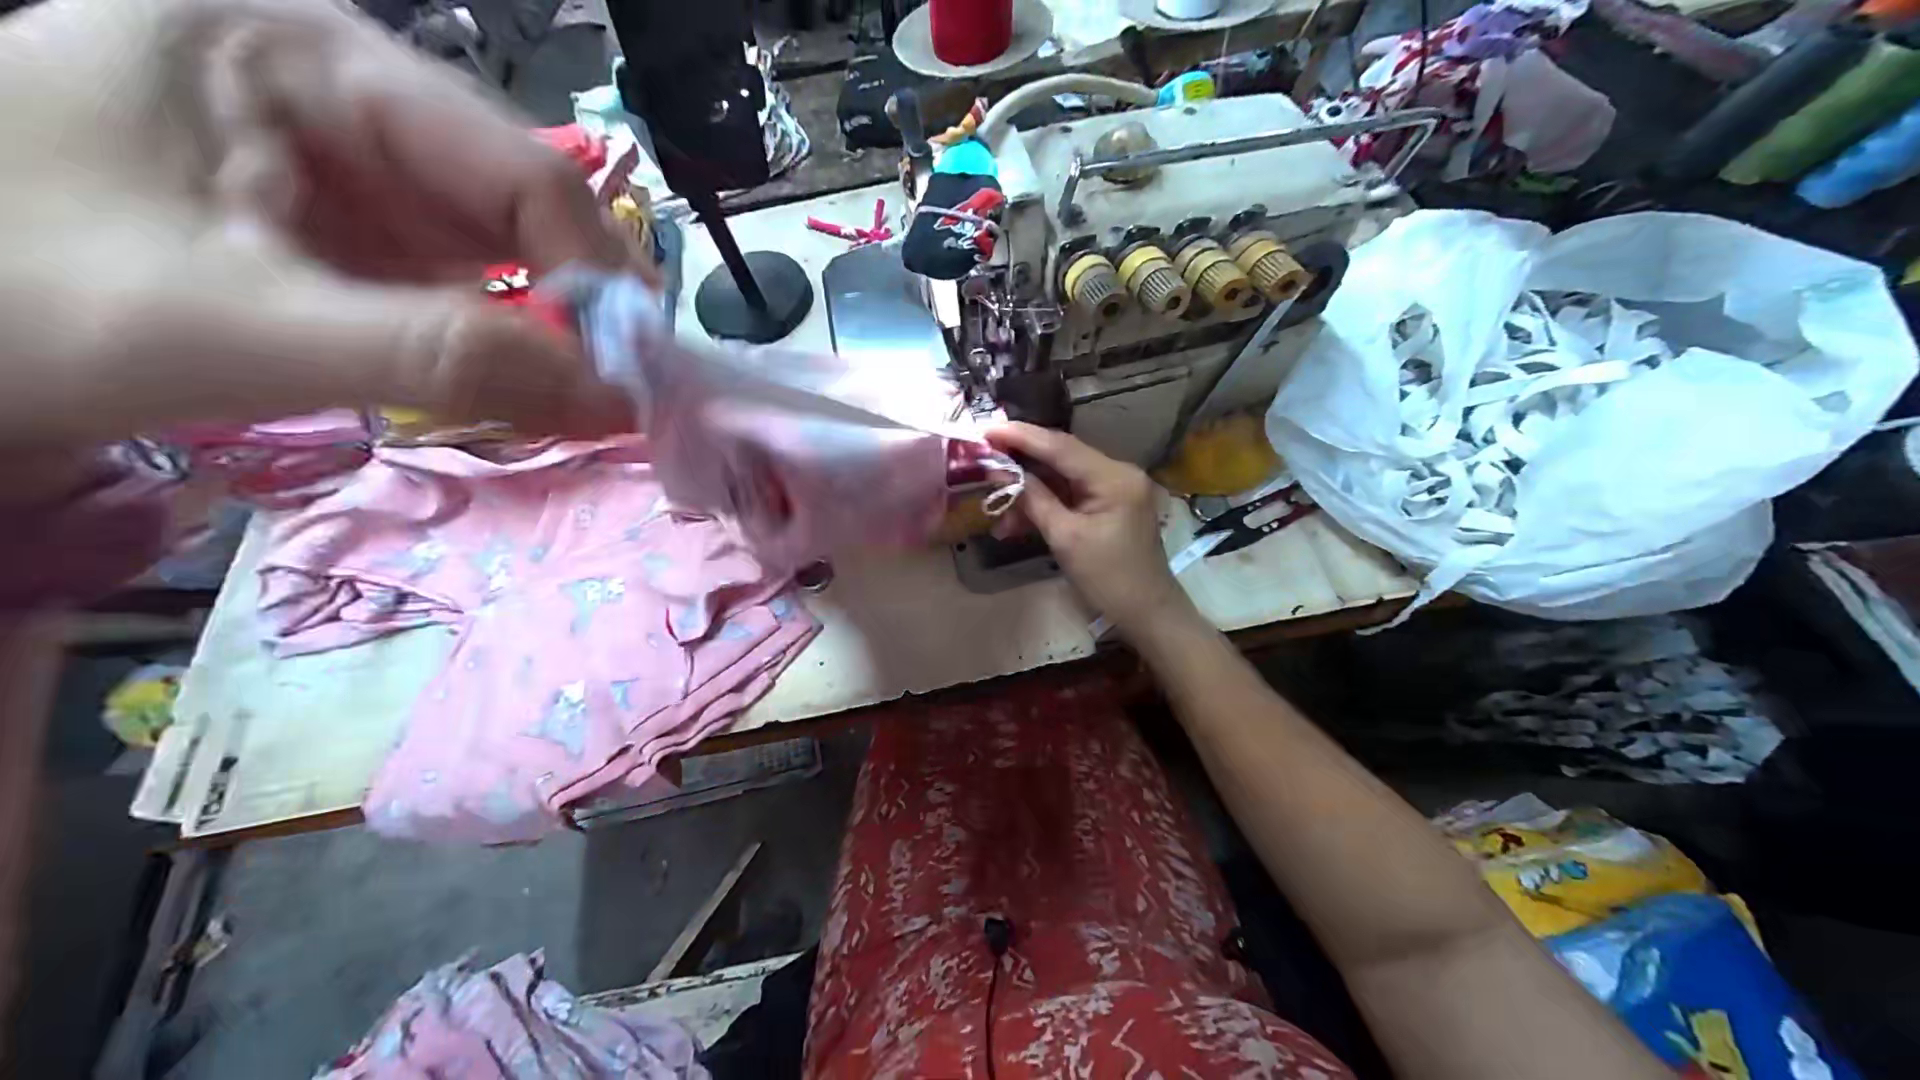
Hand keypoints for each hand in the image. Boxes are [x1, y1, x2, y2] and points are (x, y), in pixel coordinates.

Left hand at [0, 0, 640, 462]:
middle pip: (531, 212)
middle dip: (584, 307)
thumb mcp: (238, 329)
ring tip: (588, 397)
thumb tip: (617, 402)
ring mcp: (365, 171)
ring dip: (561, 330)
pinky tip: (533, 383)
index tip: (632, 379)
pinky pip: (480, 288)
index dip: (595, 278)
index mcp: (311, 61)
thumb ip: (443, 360)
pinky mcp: (367, 235)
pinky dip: (519, 343)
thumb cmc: (20, 306)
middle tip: (622, 397)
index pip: (520, 170)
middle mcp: (356, 103)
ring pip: (517, 255)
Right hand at [986, 423, 1197, 638]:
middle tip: (984, 460)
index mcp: (1113, 477)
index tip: (986, 430)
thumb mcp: (1065, 538)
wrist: (1148, 612)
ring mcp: (1115, 487)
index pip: (1060, 446)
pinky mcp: (1109, 504)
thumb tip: (1001, 471)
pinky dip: (1045, 504)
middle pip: (1061, 457)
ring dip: (1029, 491)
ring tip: (996, 508)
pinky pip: (1071, 494)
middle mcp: (1118, 472)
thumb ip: (1034, 499)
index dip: (1021, 436)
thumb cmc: (1109, 578)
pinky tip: (1017, 521)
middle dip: (1021, 462)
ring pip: (1062, 478)